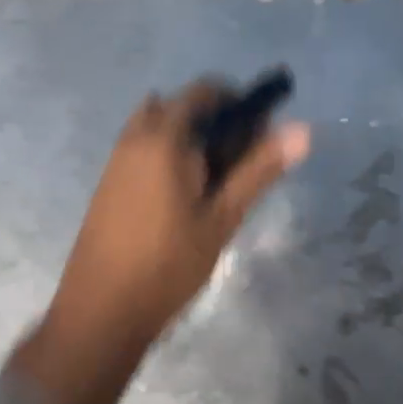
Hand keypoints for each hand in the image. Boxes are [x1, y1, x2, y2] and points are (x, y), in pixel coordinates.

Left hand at [49, 81, 310, 336]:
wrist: (100, 313)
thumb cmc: (168, 265)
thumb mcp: (223, 218)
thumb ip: (260, 169)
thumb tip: (302, 130)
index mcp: (164, 138)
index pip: (204, 90)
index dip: (237, 102)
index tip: (260, 134)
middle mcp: (135, 137)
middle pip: (181, 105)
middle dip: (215, 121)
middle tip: (240, 161)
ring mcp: (117, 160)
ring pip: (159, 127)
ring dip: (189, 138)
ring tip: (214, 181)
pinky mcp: (108, 183)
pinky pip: (143, 147)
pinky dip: (169, 154)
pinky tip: (184, 198)